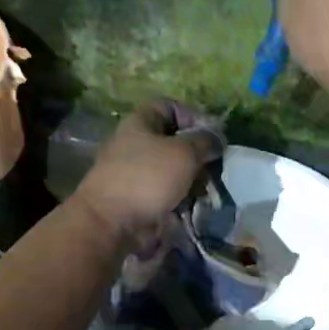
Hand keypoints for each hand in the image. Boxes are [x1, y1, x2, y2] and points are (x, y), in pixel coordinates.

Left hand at [72, 99, 222, 242]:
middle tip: (214, 167)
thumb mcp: (183, 152)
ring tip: (208, 189)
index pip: (169, 107)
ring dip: (191, 180)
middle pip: (172, 142)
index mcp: (140, 123)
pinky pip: (164, 194)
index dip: (193, 116)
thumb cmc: (147, 178)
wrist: (111, 222)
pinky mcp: (136, 201)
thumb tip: (217, 140)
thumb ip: (205, 142)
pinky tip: (194, 205)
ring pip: (170, 171)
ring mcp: (134, 175)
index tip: (212, 134)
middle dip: (196, 154)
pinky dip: (179, 199)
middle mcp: (135, 145)